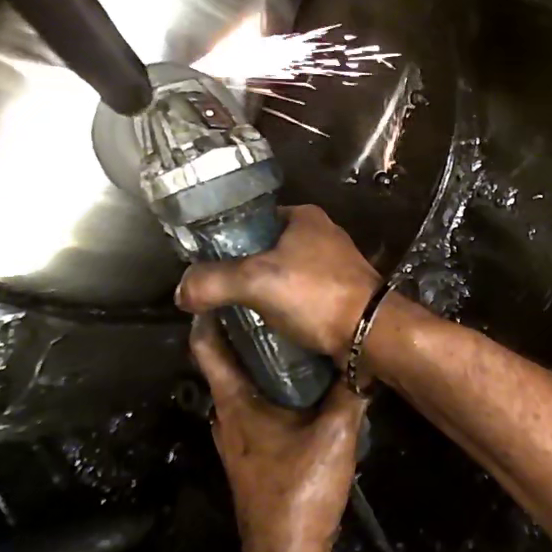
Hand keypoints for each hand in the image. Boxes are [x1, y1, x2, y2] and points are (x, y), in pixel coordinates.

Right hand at [176, 205, 380, 361]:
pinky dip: (282, 310)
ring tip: (236, 314)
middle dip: (241, 273)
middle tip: (216, 296)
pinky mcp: (340, 293)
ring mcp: (334, 265)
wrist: (370, 333)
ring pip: (282, 277)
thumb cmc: (315, 295)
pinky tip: (266, 327)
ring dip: (262, 294)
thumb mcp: (255, 281)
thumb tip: (182, 291)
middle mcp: (321, 235)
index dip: (225, 243)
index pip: (251, 221)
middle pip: (265, 251)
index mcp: (304, 217)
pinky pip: (300, 298)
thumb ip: (212, 281)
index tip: (206, 268)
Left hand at [191, 316, 366, 551]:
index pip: (208, 349)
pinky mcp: (252, 459)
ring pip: (242, 391)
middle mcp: (228, 418)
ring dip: (258, 366)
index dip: (210, 318)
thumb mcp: (336, 432)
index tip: (227, 291)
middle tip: (275, 307)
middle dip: (244, 336)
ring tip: (292, 342)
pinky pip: (255, 411)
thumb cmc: (301, 486)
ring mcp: (237, 442)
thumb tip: (366, 356)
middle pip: (226, 367)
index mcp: (236, 403)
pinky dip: (270, 392)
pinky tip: (302, 391)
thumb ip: (351, 391)